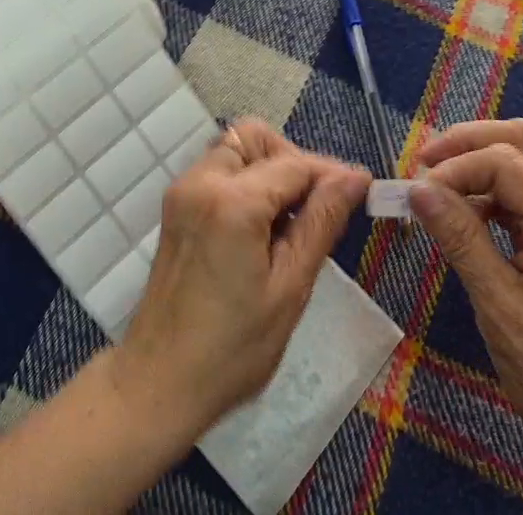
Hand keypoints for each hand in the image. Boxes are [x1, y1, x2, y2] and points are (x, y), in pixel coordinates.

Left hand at [112, 118, 370, 435]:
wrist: (159, 382)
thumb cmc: (233, 348)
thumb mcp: (290, 287)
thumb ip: (321, 222)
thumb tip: (355, 177)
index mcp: (232, 201)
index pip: (295, 163)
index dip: (333, 175)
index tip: (363, 194)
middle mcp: (200, 182)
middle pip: (256, 139)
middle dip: (294, 162)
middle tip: (320, 209)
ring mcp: (182, 194)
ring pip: (236, 151)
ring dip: (270, 172)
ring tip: (294, 224)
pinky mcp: (176, 210)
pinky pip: (219, 174)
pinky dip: (248, 185)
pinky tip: (265, 231)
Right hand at [409, 119, 522, 471]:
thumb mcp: (497, 305)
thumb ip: (460, 239)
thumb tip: (418, 189)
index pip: (506, 163)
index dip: (456, 167)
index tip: (417, 193)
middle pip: (522, 140)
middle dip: (468, 143)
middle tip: (423, 165)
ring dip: (477, 160)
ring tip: (434, 186)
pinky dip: (488, 187)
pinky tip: (460, 211)